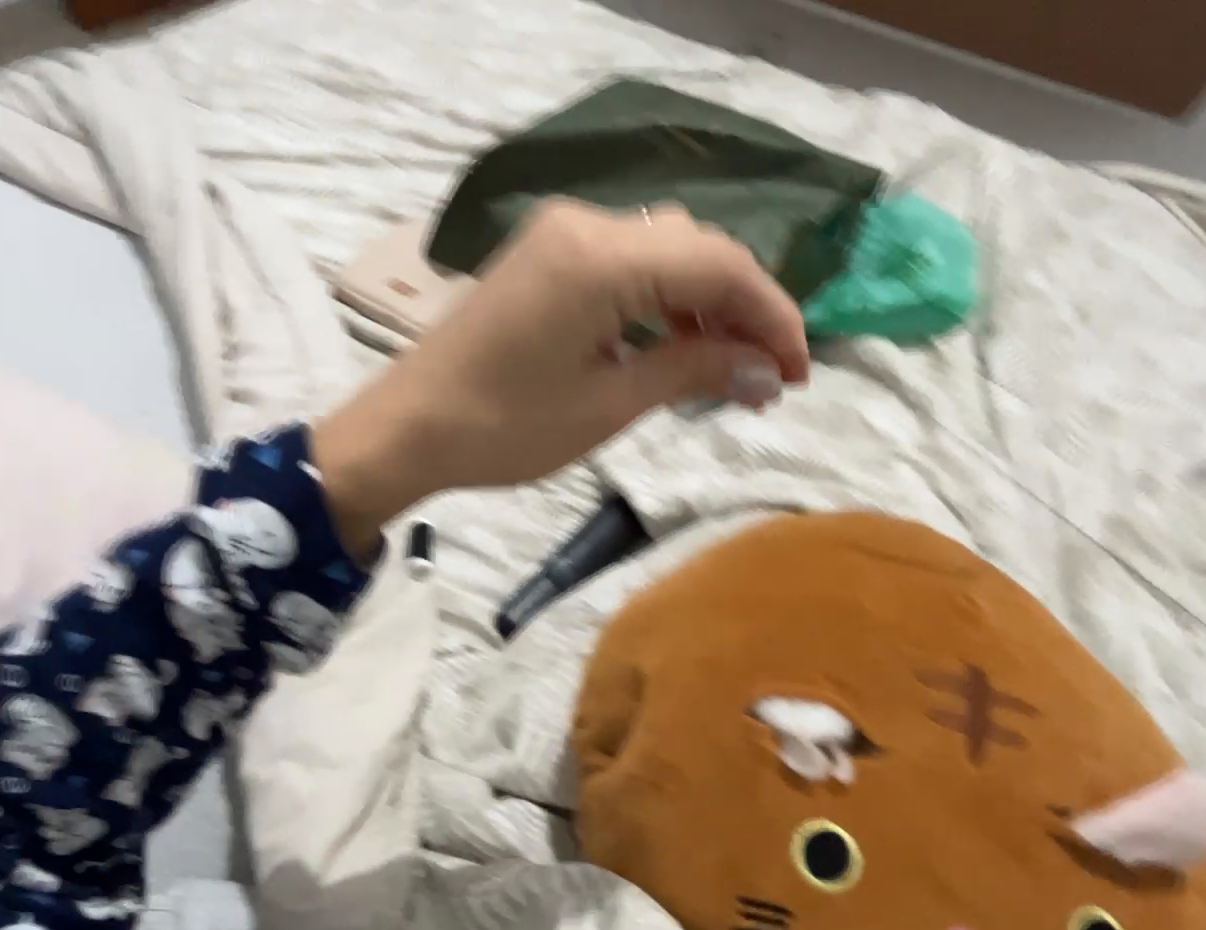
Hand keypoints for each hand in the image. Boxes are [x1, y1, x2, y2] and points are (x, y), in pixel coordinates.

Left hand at [313, 199, 809, 556]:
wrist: (406, 429)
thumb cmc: (502, 428)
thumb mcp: (607, 406)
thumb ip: (693, 371)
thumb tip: (766, 370)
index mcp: (600, 257)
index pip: (719, 266)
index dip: (772, 316)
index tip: (799, 372)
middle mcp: (584, 224)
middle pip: (696, 251)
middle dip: (742, 311)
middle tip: (770, 378)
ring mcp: (559, 235)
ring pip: (663, 254)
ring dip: (704, 306)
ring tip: (730, 371)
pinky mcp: (544, 257)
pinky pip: (625, 265)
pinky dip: (660, 302)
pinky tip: (676, 346)